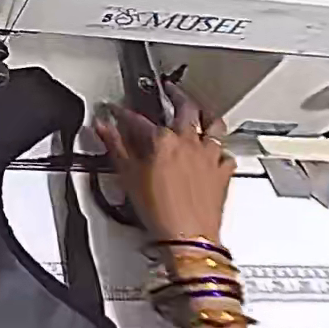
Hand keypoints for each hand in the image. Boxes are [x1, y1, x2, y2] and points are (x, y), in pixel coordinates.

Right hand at [94, 92, 232, 243]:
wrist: (189, 239)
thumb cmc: (161, 211)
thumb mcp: (128, 175)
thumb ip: (115, 146)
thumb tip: (103, 128)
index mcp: (163, 140)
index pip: (139, 119)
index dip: (125, 113)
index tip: (118, 111)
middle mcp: (189, 142)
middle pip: (186, 107)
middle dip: (176, 94)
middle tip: (170, 89)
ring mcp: (208, 156)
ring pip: (214, 124)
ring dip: (206, 114)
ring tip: (201, 108)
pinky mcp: (222, 173)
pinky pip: (225, 154)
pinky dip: (220, 150)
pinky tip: (216, 151)